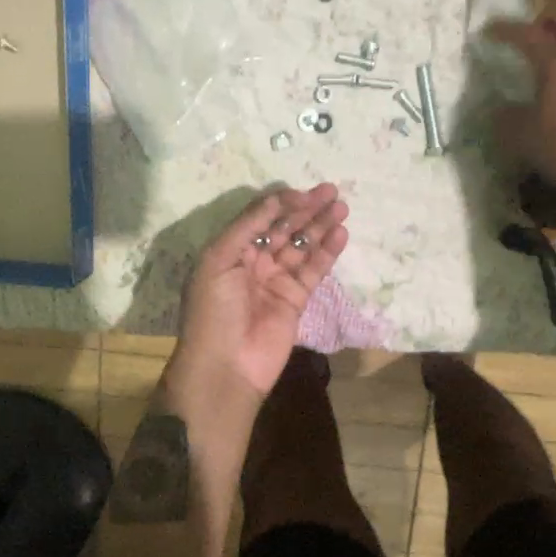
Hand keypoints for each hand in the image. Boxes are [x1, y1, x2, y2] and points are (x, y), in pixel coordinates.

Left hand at [167, 185, 349, 417]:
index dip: (282, 203)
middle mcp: (252, 262)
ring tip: (342, 207)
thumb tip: (278, 199)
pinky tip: (340, 234)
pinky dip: (327, 252)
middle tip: (332, 191)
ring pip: (302, 247)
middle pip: (284, 229)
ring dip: (320, 226)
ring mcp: (275, 281)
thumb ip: (248, 226)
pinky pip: (313, 270)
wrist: (226, 366)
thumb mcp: (219, 260)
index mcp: (229, 250)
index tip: (304, 193)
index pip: (260, 217)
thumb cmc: (213, 310)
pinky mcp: (295, 300)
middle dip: (306, 210)